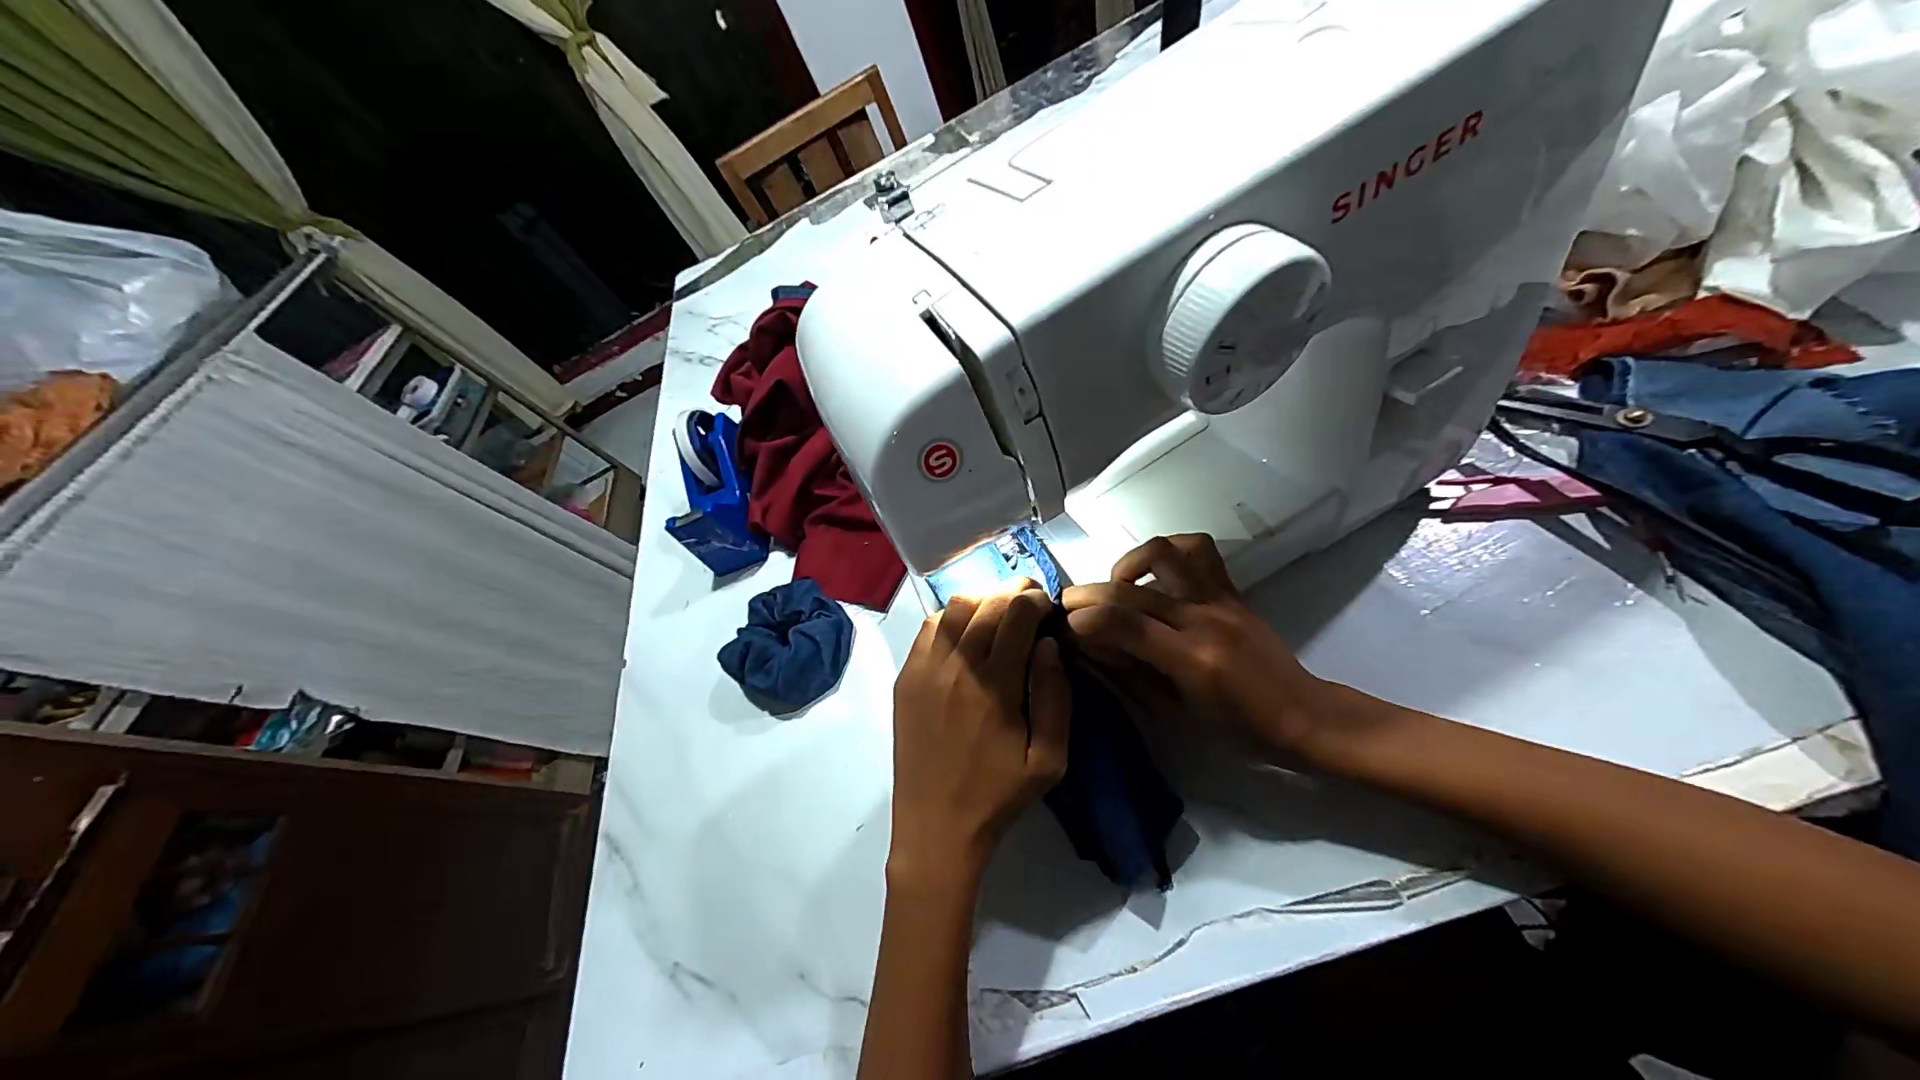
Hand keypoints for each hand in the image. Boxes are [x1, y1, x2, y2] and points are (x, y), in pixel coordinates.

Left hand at [889, 586, 1070, 885]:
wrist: (936, 827)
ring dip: (981, 602)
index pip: (1016, 615)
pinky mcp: (905, 679)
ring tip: (998, 615)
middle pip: (986, 604)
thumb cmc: (998, 796)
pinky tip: (965, 634)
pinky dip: (950, 619)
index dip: (1035, 599)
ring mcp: (925, 670)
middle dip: (1013, 593)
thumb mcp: (1049, 759)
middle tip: (1029, 602)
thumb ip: (1055, 696)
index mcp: (995, 686)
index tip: (1047, 604)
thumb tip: (1049, 644)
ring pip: (953, 609)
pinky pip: (928, 630)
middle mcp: (957, 668)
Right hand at [1062, 534, 1331, 759]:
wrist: (1302, 715)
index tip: (1063, 628)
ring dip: (1126, 564)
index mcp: (1191, 660)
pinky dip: (1166, 550)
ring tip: (1115, 587)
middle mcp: (1204, 620)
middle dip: (1085, 594)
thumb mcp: (1173, 715)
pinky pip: (1198, 549)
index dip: (1083, 619)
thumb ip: (1127, 675)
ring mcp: (1220, 598)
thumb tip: (1086, 644)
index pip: (1122, 623)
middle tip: (1066, 606)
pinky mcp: (1231, 589)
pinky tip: (1152, 572)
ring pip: (1163, 552)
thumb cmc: (1236, 730)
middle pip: (1130, 590)